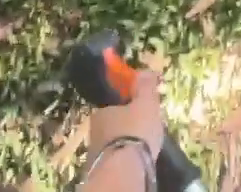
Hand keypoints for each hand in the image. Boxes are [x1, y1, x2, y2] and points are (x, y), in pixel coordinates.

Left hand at [86, 68, 164, 189]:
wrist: (122, 171)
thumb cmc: (135, 130)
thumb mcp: (146, 103)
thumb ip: (145, 86)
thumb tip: (144, 70)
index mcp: (101, 110)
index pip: (115, 101)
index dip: (130, 101)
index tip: (143, 105)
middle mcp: (94, 129)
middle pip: (114, 121)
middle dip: (128, 121)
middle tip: (146, 124)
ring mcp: (95, 151)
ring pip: (114, 139)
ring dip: (126, 139)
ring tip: (143, 142)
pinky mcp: (99, 169)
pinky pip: (115, 156)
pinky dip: (125, 154)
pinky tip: (136, 157)